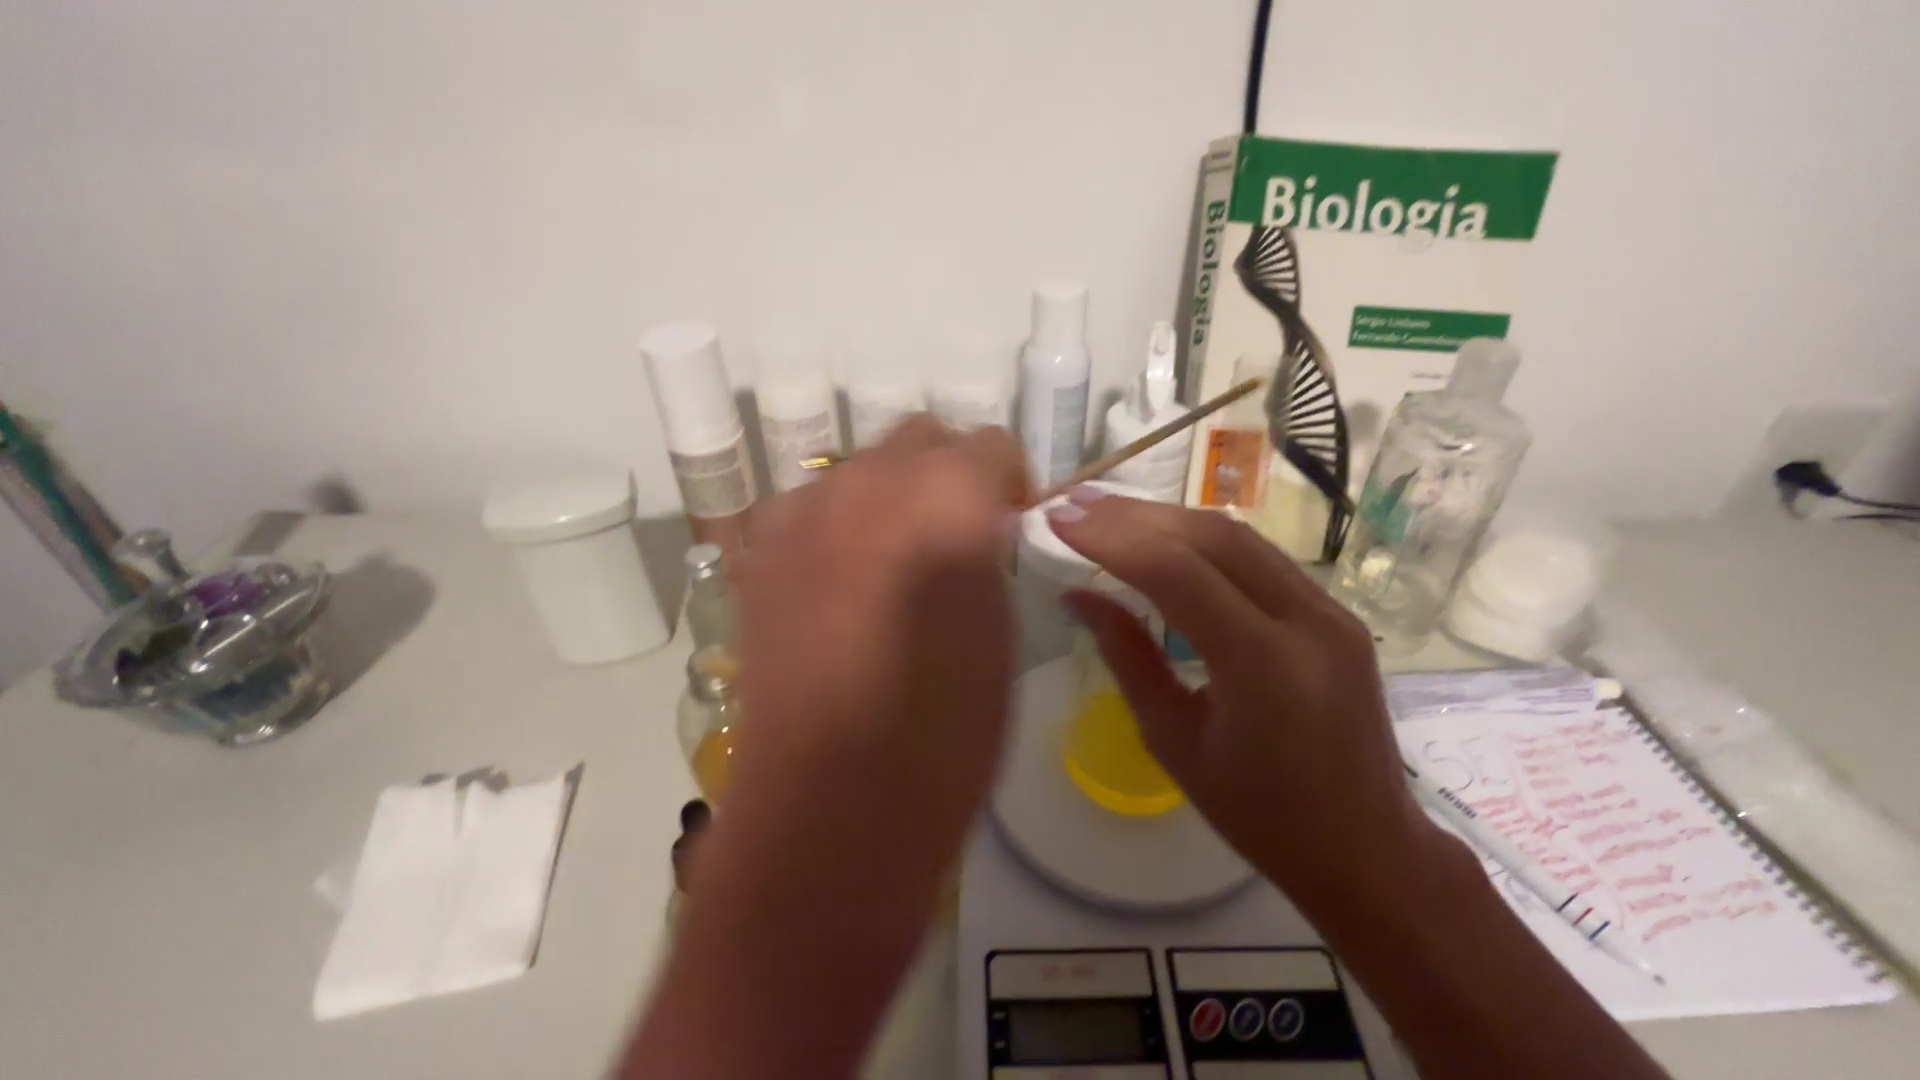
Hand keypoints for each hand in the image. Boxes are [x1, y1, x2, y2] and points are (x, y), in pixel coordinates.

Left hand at [729, 416, 1030, 870]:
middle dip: (947, 475)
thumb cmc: (943, 731)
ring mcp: (804, 512)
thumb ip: (988, 554)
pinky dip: (835, 526)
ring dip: (888, 497)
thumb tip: (976, 529)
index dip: (1007, 483)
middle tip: (956, 538)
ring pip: (859, 469)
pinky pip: (810, 509)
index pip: (990, 445)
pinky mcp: (761, 551)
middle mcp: (869, 482)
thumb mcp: (1000, 629)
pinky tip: (839, 583)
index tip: (1009, 527)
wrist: (830, 801)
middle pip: (919, 439)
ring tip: (893, 564)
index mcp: (947, 498)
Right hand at [1046, 489, 1439, 908]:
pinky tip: (1167, 543)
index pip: (1178, 572)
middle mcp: (1308, 621)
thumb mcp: (1175, 741)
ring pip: (1242, 538)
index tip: (1060, 519)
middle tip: (1077, 504)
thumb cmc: (1259, 816)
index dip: (1112, 538)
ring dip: (1172, 520)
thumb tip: (1078, 596)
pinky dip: (1207, 543)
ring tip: (1111, 514)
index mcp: (1264, 665)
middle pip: (1213, 537)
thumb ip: (1127, 658)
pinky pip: (1264, 560)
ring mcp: (1332, 613)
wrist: (1367, 849)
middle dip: (1138, 515)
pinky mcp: (1338, 615)